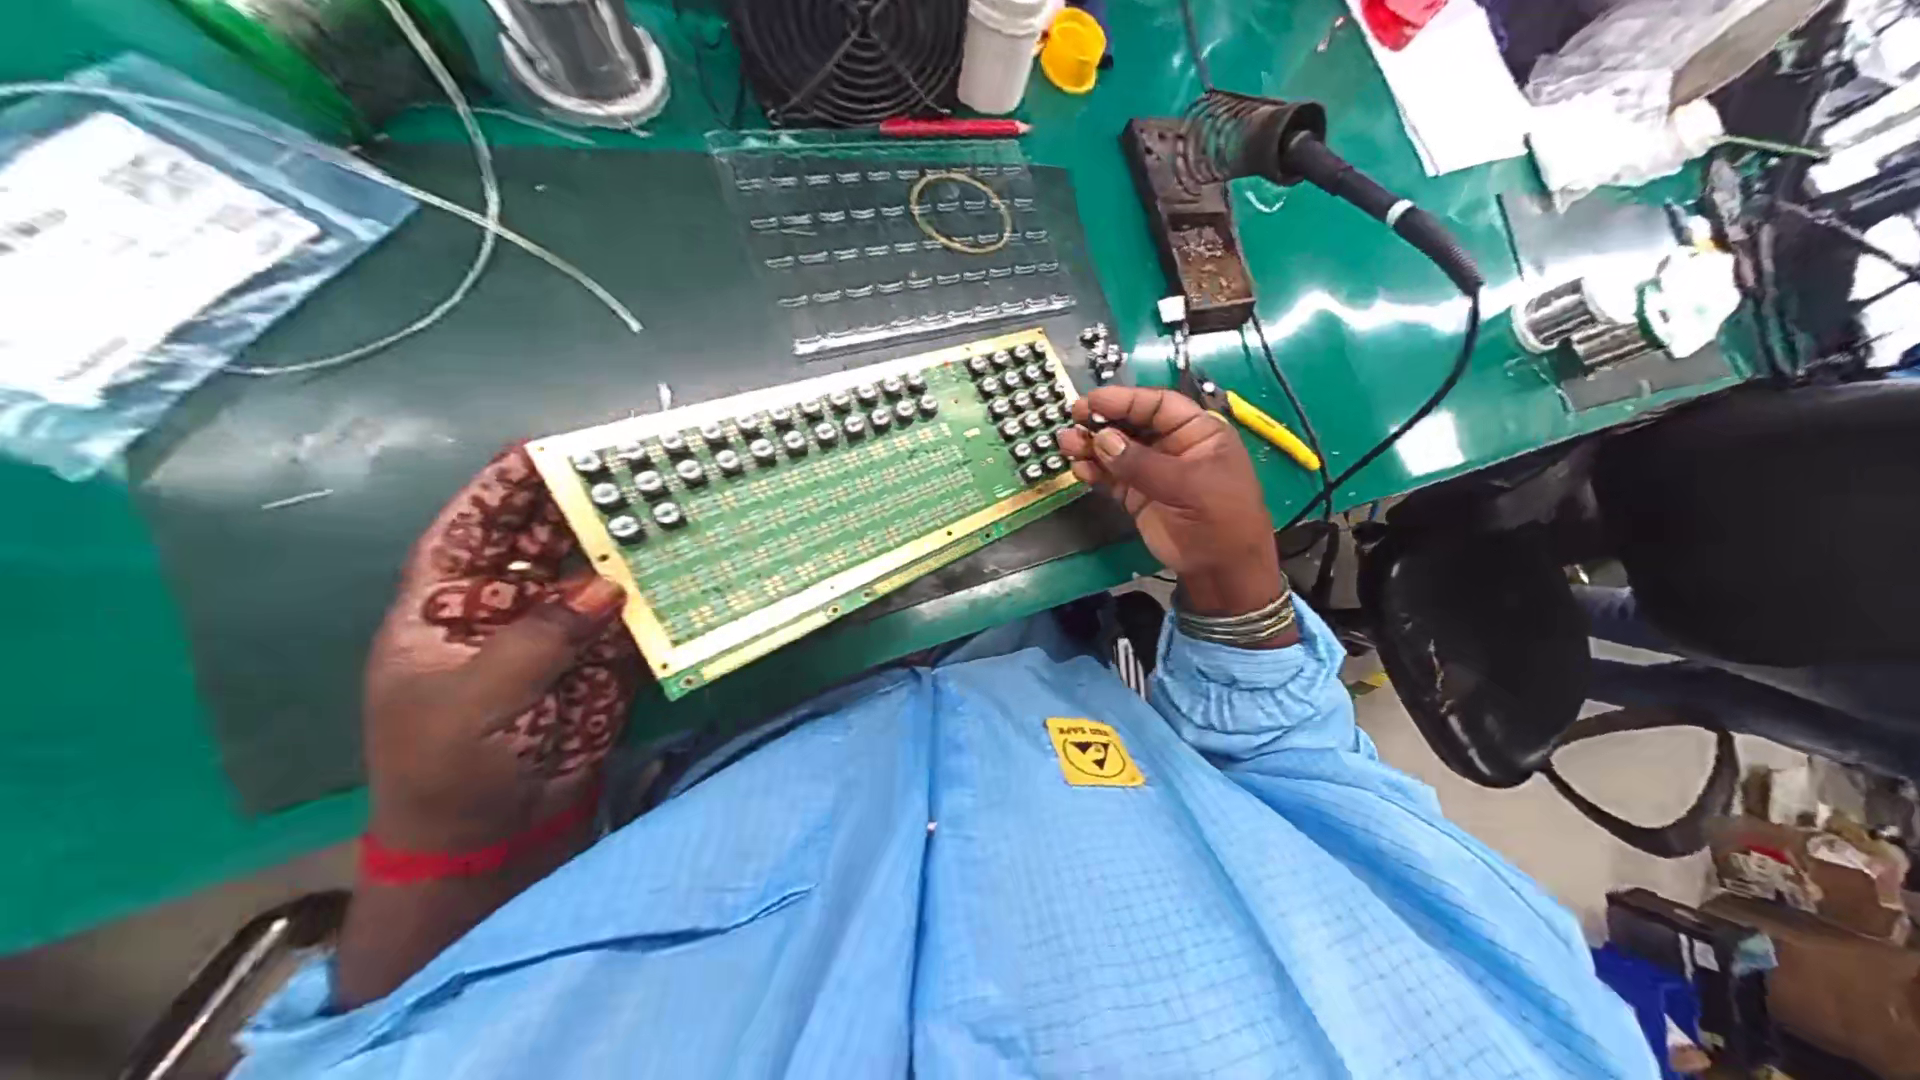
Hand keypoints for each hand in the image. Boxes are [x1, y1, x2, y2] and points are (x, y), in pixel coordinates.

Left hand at [362, 445, 641, 854]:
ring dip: (621, 546)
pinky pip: (627, 616)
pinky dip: (652, 595)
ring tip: (659, 510)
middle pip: (540, 541)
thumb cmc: (448, 768)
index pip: (470, 531)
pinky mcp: (601, 658)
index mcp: (445, 607)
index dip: (501, 489)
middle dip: (574, 507)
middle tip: (620, 472)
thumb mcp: (472, 702)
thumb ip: (536, 639)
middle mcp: (505, 607)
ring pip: (591, 572)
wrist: (493, 837)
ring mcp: (558, 631)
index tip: (541, 451)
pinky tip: (678, 568)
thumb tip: (606, 585)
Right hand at [1059, 387, 1287, 619]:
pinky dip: (1093, 471)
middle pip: (1132, 424)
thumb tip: (1102, 439)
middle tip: (1073, 419)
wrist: (1221, 571)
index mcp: (1197, 433)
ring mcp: (1152, 471)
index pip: (1158, 405)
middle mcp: (1172, 446)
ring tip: (1067, 444)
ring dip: (1091, 446)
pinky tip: (1079, 469)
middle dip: (1103, 421)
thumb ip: (1142, 463)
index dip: (1125, 400)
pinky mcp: (1136, 495)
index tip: (1093, 401)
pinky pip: (1110, 476)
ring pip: (1116, 450)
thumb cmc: (1221, 520)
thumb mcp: (1188, 486)